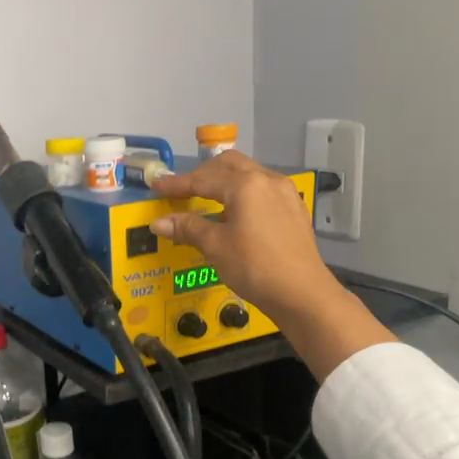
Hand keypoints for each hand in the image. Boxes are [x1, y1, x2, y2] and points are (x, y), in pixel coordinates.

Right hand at [150, 152, 396, 377]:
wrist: (302, 293)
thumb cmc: (253, 267)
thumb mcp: (215, 246)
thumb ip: (188, 228)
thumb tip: (158, 222)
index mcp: (245, 185)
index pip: (203, 179)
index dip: (177, 183)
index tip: (156, 186)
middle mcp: (267, 180)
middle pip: (230, 165)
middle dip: (204, 173)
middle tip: (183, 189)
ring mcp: (285, 193)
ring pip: (249, 175)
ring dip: (225, 182)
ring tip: (207, 200)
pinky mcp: (294, 209)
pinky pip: (263, 190)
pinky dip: (243, 194)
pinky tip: (236, 214)